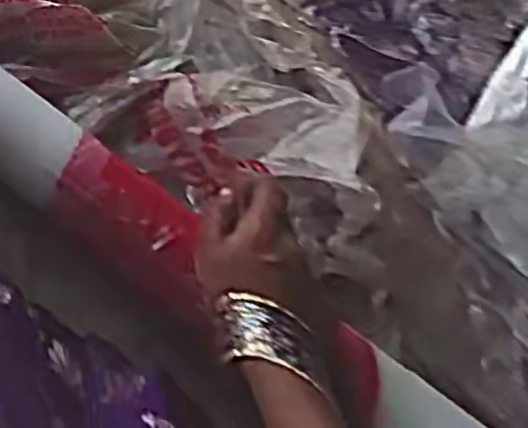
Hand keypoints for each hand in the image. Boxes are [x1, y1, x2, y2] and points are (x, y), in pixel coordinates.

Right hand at [196, 170, 333, 337]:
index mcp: (265, 226)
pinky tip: (267, 283)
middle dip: (258, 214)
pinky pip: (296, 269)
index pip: (269, 187)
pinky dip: (281, 267)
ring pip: (287, 244)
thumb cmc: (231, 292)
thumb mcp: (209, 250)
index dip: (251, 180)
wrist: (270, 347)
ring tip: (249, 258)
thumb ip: (216, 217)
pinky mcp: (319, 296)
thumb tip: (225, 194)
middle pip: (279, 215)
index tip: (232, 184)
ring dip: (270, 243)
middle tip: (237, 223)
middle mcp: (293, 241)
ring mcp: (309, 270)